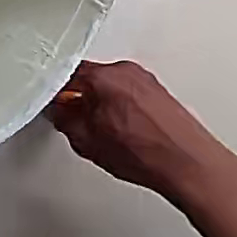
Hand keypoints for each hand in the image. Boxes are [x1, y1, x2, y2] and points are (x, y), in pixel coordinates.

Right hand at [48, 61, 236, 236]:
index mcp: (104, 77)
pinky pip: (125, 90)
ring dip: (97, 99)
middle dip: (75, 94)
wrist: (187, 165)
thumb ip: (64, 119)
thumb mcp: (86, 140)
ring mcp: (145, 79)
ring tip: (97, 128)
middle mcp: (126, 71)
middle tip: (68, 116)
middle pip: (87, 75)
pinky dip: (115, 103)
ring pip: (107, 83)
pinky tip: (116, 128)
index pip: (65, 73)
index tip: (49, 102)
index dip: (52, 90)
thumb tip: (59, 111)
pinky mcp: (157, 91)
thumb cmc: (147, 153)